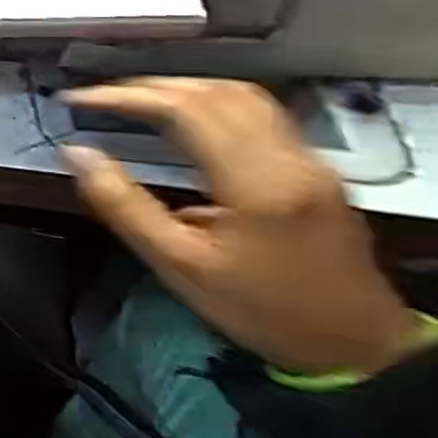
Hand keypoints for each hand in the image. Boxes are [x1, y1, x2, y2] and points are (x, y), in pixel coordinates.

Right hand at [60, 77, 423, 376]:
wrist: (361, 350)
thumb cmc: (261, 311)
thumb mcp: (178, 265)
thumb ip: (123, 205)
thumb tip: (76, 153)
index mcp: (256, 182)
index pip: (184, 110)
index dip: (125, 97)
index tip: (80, 100)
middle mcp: (289, 158)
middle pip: (213, 93)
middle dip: (148, 87)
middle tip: (99, 98)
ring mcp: (309, 159)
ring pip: (240, 95)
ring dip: (180, 88)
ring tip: (133, 100)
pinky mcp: (314, 167)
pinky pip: (257, 112)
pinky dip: (208, 100)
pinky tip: (183, 117)